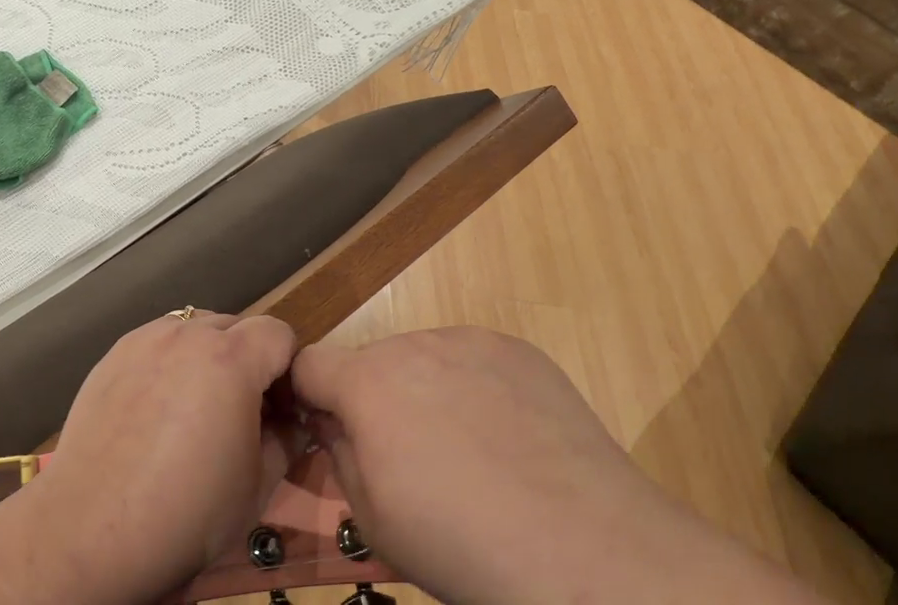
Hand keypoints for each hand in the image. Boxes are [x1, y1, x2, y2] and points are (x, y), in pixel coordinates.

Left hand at [0, 308, 298, 604]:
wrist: (94, 525)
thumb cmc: (187, 510)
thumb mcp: (258, 483)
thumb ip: (287, 438)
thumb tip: (292, 419)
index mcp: (229, 358)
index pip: (279, 333)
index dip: (289, 369)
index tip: (281, 411)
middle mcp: (184, 334)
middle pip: (235, 326)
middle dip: (249, 360)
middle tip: (242, 413)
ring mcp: (142, 340)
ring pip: (192, 329)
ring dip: (207, 356)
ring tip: (196, 409)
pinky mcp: (111, 356)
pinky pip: (155, 344)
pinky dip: (168, 363)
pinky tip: (157, 410)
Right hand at [293, 327, 830, 604]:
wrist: (589, 554)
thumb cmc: (462, 545)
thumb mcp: (371, 518)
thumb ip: (337, 454)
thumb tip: (332, 422)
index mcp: (366, 383)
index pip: (307, 364)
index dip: (309, 398)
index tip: (330, 435)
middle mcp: (413, 345)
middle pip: (370, 363)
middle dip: (375, 401)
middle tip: (410, 461)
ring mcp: (472, 343)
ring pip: (424, 360)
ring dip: (425, 392)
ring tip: (470, 455)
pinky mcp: (522, 353)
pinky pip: (475, 363)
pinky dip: (476, 391)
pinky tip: (509, 442)